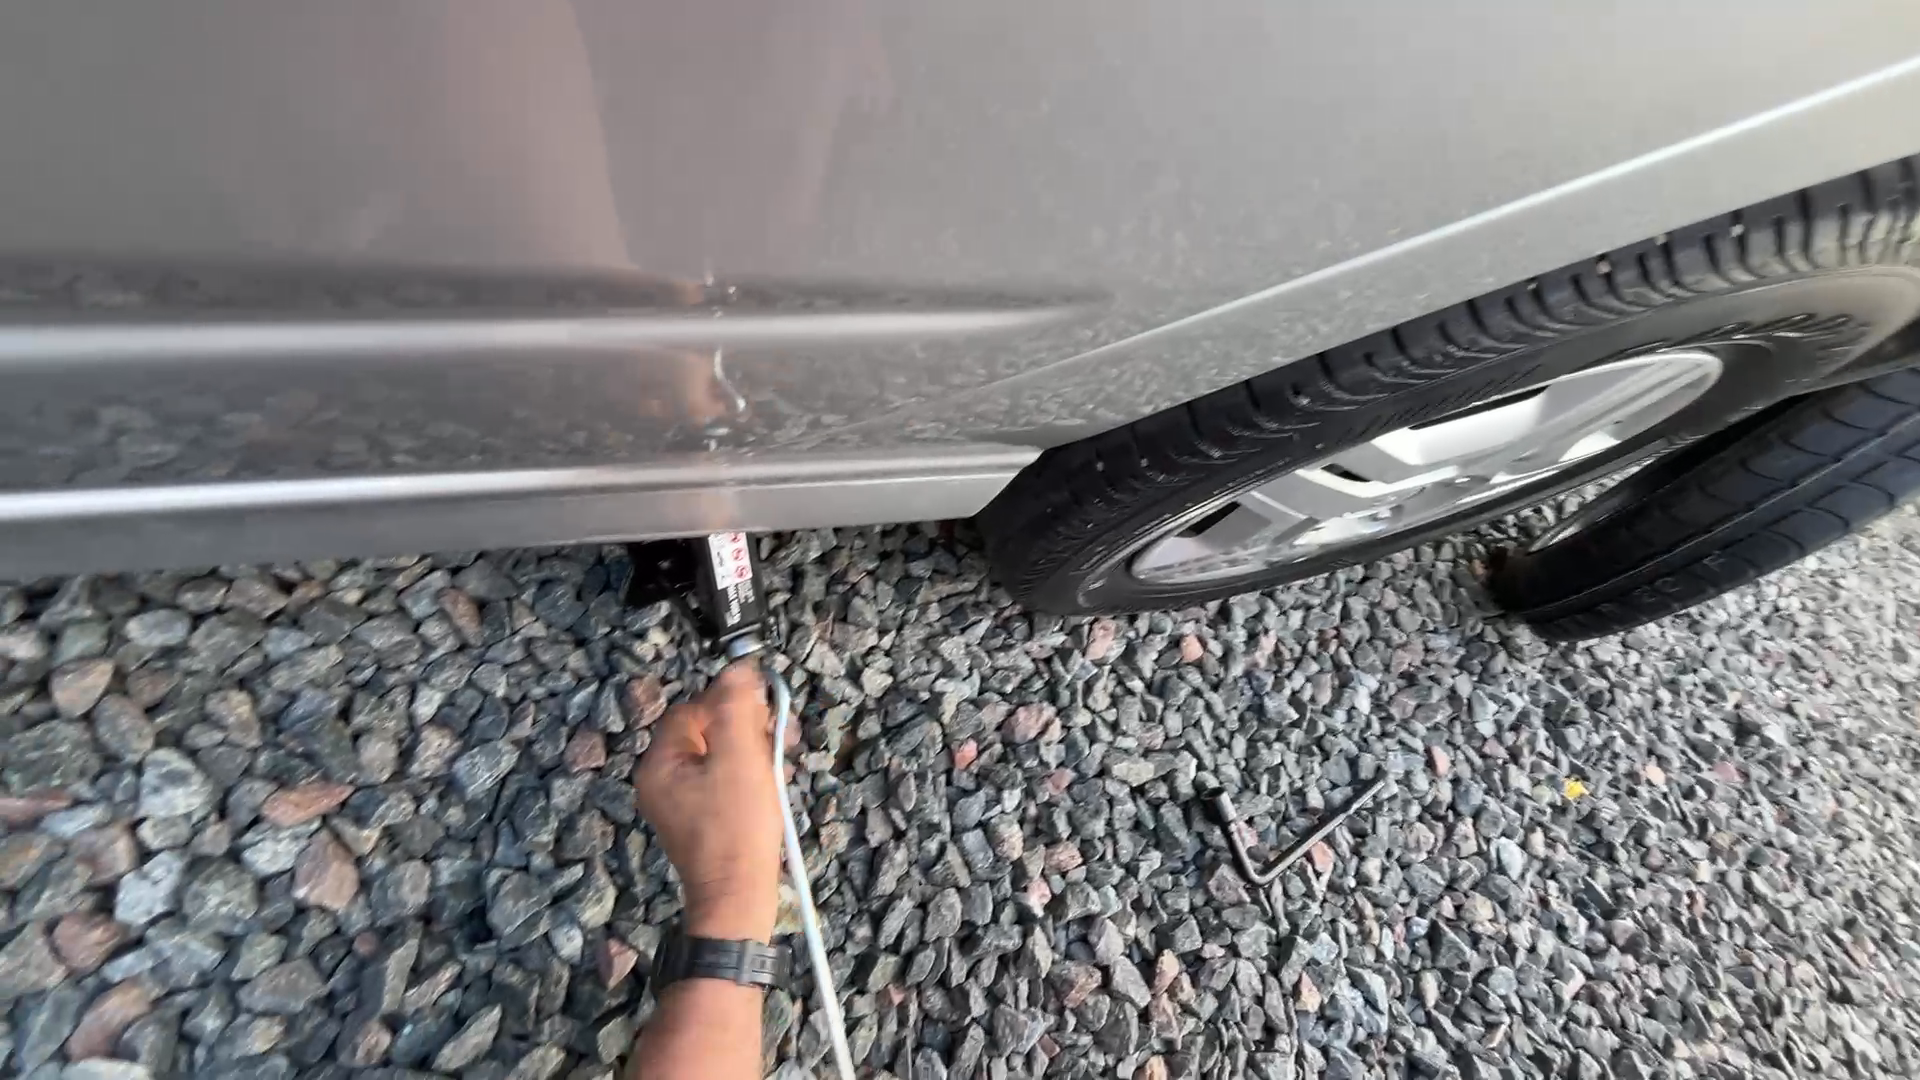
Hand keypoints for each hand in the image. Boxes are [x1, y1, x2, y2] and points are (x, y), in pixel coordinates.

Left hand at [633, 662, 783, 941]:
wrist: (740, 896)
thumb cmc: (737, 829)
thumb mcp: (740, 757)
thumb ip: (736, 706)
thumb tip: (738, 667)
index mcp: (660, 764)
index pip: (693, 708)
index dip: (729, 701)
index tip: (764, 710)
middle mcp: (663, 781)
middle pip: (708, 729)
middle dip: (747, 727)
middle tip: (778, 735)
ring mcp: (682, 802)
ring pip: (721, 753)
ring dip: (754, 748)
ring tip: (781, 759)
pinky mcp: (703, 818)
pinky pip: (726, 778)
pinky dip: (751, 773)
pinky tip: (772, 782)